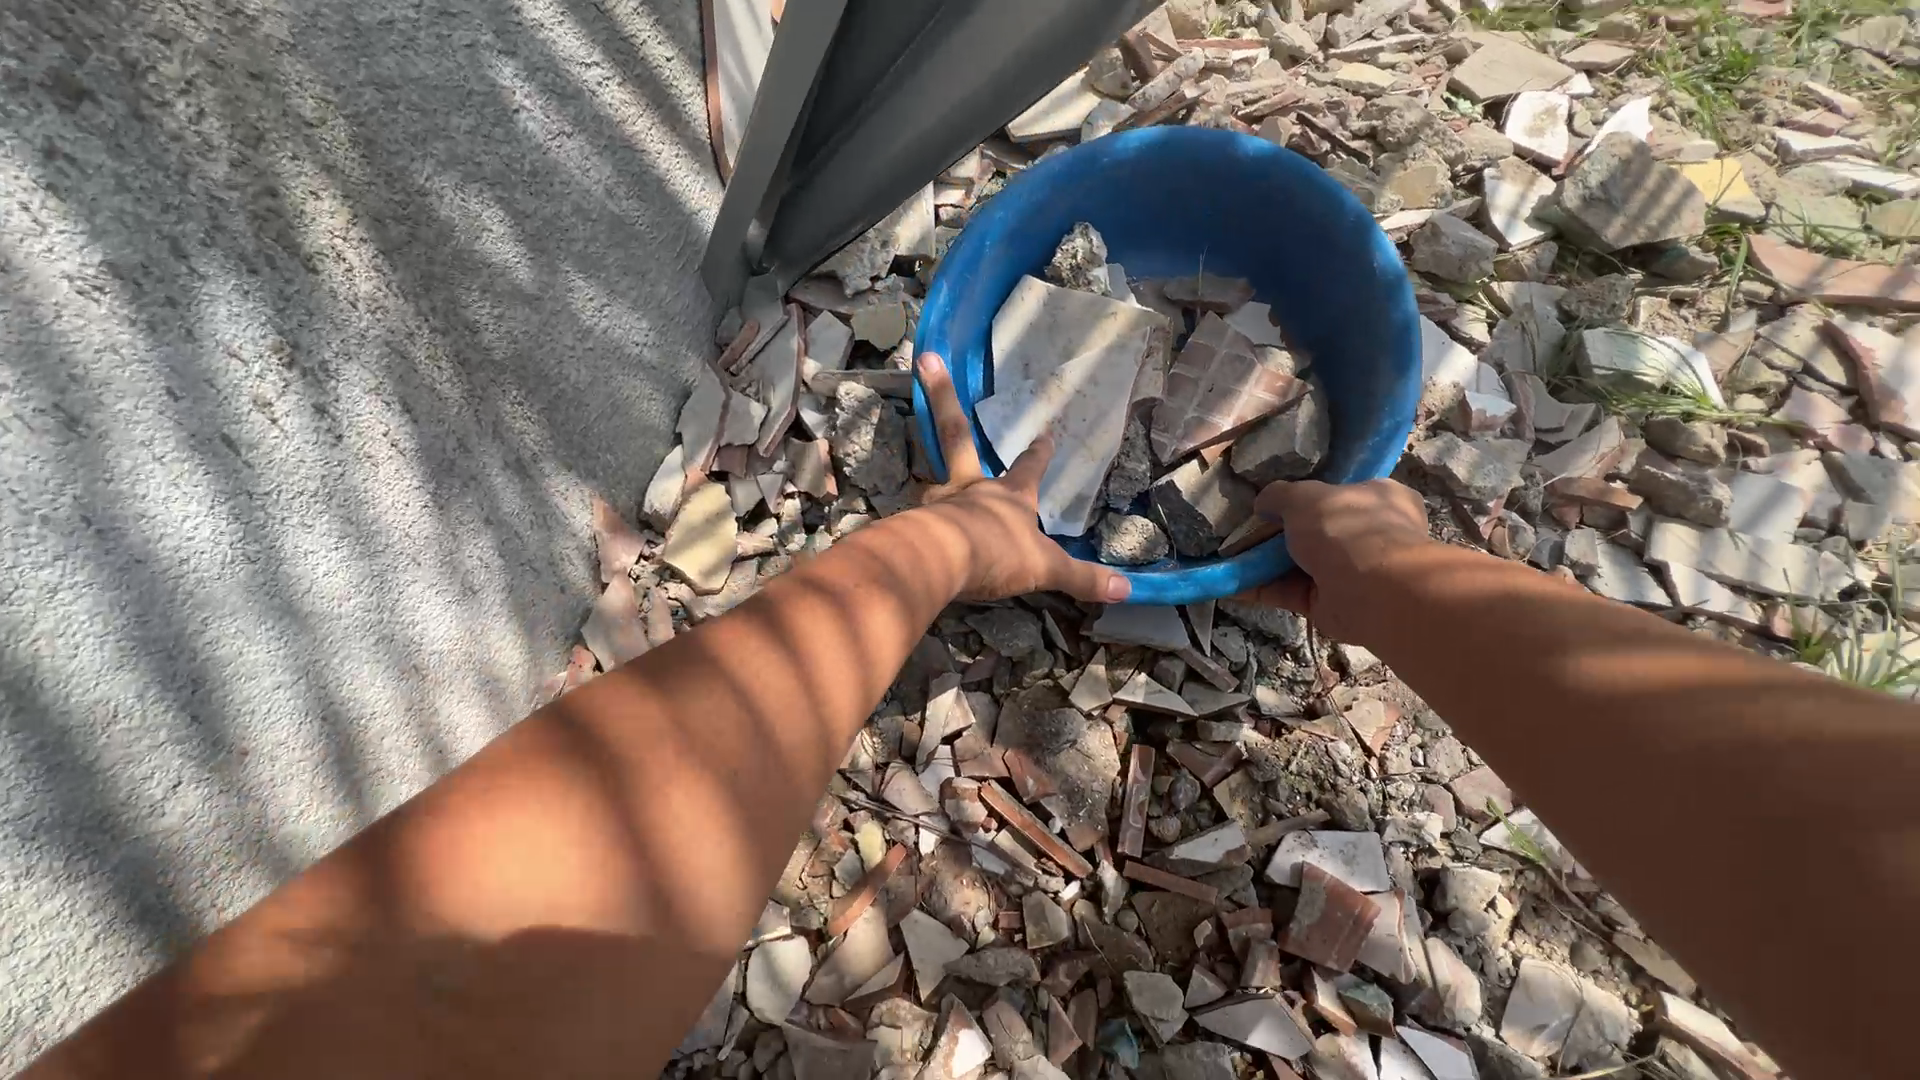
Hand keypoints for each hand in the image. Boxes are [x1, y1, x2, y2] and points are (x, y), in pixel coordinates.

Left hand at [913, 353, 1131, 604]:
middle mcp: (972, 488)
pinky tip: (908, 537)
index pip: (1030, 468)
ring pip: (934, 479)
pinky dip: (913, 525)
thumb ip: (1082, 578)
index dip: (1039, 453)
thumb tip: (1126, 591)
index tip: (1045, 433)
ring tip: (928, 488)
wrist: (942, 559)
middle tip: (927, 359)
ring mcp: (940, 501)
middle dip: (944, 396)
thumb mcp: (1047, 568)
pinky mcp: (915, 522)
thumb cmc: (999, 553)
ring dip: (932, 479)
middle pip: (958, 434)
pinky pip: (915, 520)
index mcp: (1010, 496)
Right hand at [1235, 478, 1430, 642]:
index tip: (1276, 501)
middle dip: (1277, 533)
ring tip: (1226, 557)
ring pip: (1296, 564)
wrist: (1370, 590)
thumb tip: (1263, 503)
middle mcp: (1367, 535)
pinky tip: (1228, 582)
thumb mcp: (1304, 495)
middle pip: (1314, 531)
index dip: (1308, 496)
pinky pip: (1287, 592)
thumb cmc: (1345, 527)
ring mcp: (1348, 572)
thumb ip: (1279, 494)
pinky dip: (1258, 588)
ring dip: (1261, 563)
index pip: (1342, 493)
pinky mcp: (1328, 603)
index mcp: (1378, 499)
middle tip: (1244, 530)